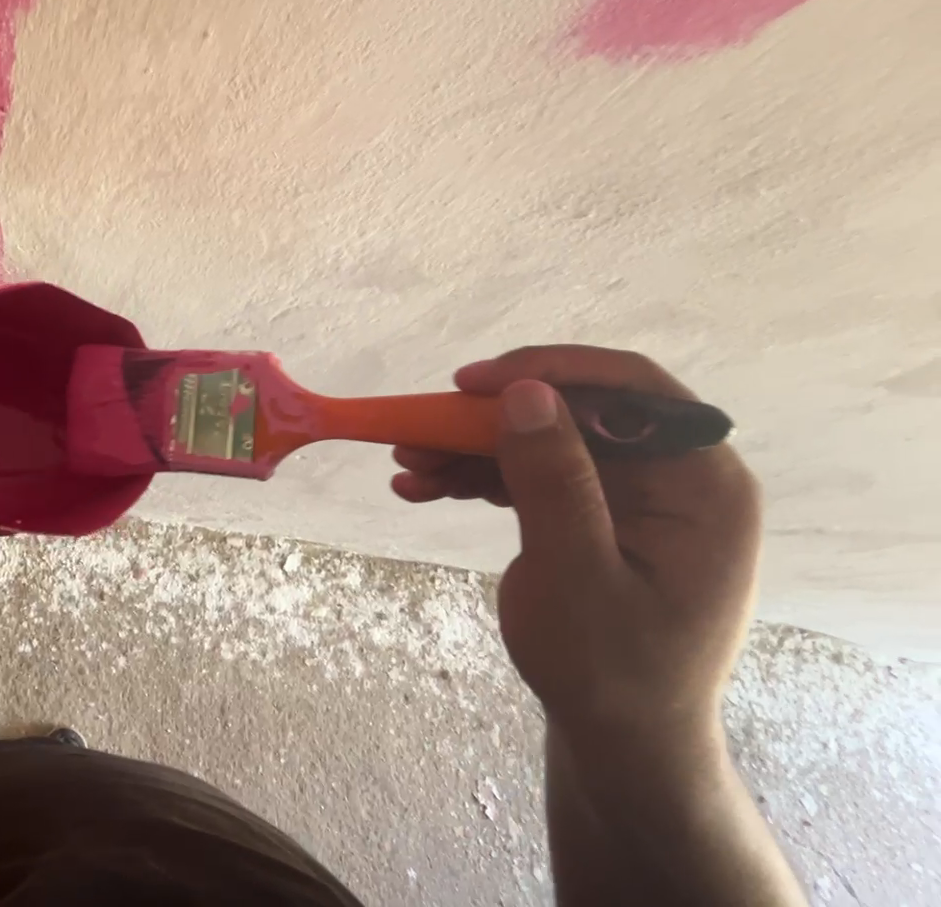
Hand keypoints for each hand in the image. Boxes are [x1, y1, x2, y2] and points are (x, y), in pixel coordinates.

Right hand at [392, 346, 760, 744]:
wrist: (617, 734)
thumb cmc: (609, 666)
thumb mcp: (574, 573)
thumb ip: (555, 481)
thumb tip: (526, 394)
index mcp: (698, 485)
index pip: (629, 391)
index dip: (547, 371)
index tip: (467, 383)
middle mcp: (669, 478)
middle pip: (568, 416)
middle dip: (483, 423)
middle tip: (412, 436)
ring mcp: (629, 497)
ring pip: (537, 442)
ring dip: (466, 451)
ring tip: (406, 470)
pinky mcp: (591, 514)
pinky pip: (527, 475)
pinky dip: (473, 478)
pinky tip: (423, 489)